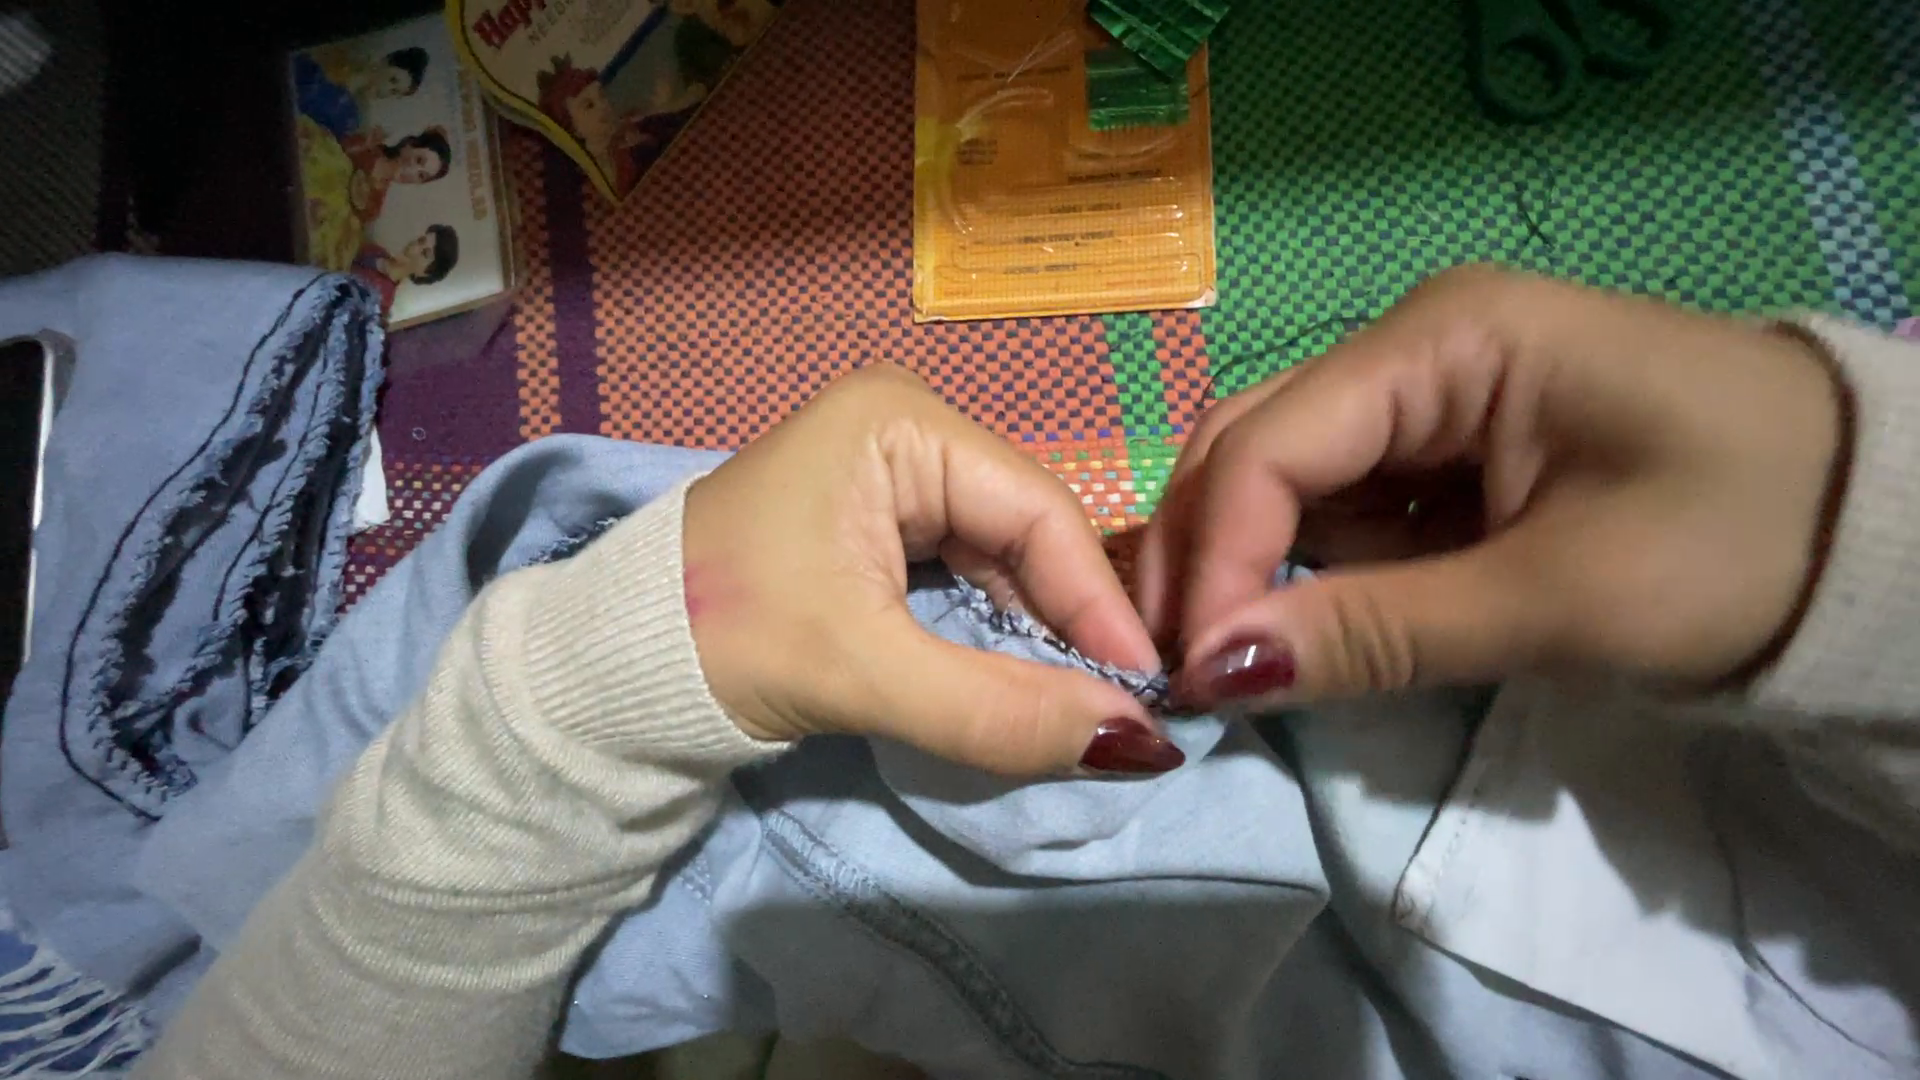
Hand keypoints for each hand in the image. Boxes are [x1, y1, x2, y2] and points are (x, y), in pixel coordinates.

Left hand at [684, 366, 1178, 775]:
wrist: (613, 665)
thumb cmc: (722, 639)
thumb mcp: (861, 671)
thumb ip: (995, 709)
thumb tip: (1131, 744)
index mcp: (899, 422)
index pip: (1036, 508)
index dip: (1097, 601)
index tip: (1146, 687)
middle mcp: (906, 430)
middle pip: (1024, 529)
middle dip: (1069, 618)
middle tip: (1119, 701)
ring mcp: (894, 473)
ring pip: (1001, 554)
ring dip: (1037, 627)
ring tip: (1081, 694)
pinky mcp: (882, 519)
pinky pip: (966, 570)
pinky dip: (996, 624)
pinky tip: (1022, 668)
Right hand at [1136, 266, 1845, 708]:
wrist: (1886, 536)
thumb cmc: (1753, 544)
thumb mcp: (1563, 603)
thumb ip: (1373, 632)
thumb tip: (1214, 674)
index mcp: (1440, 339)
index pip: (1269, 447)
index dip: (1215, 556)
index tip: (1195, 666)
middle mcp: (1400, 347)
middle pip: (1243, 447)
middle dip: (1197, 552)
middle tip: (1176, 655)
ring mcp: (1404, 395)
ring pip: (1266, 478)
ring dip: (1231, 563)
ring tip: (1217, 645)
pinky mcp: (1416, 446)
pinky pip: (1318, 505)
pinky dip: (1287, 566)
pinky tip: (1282, 614)